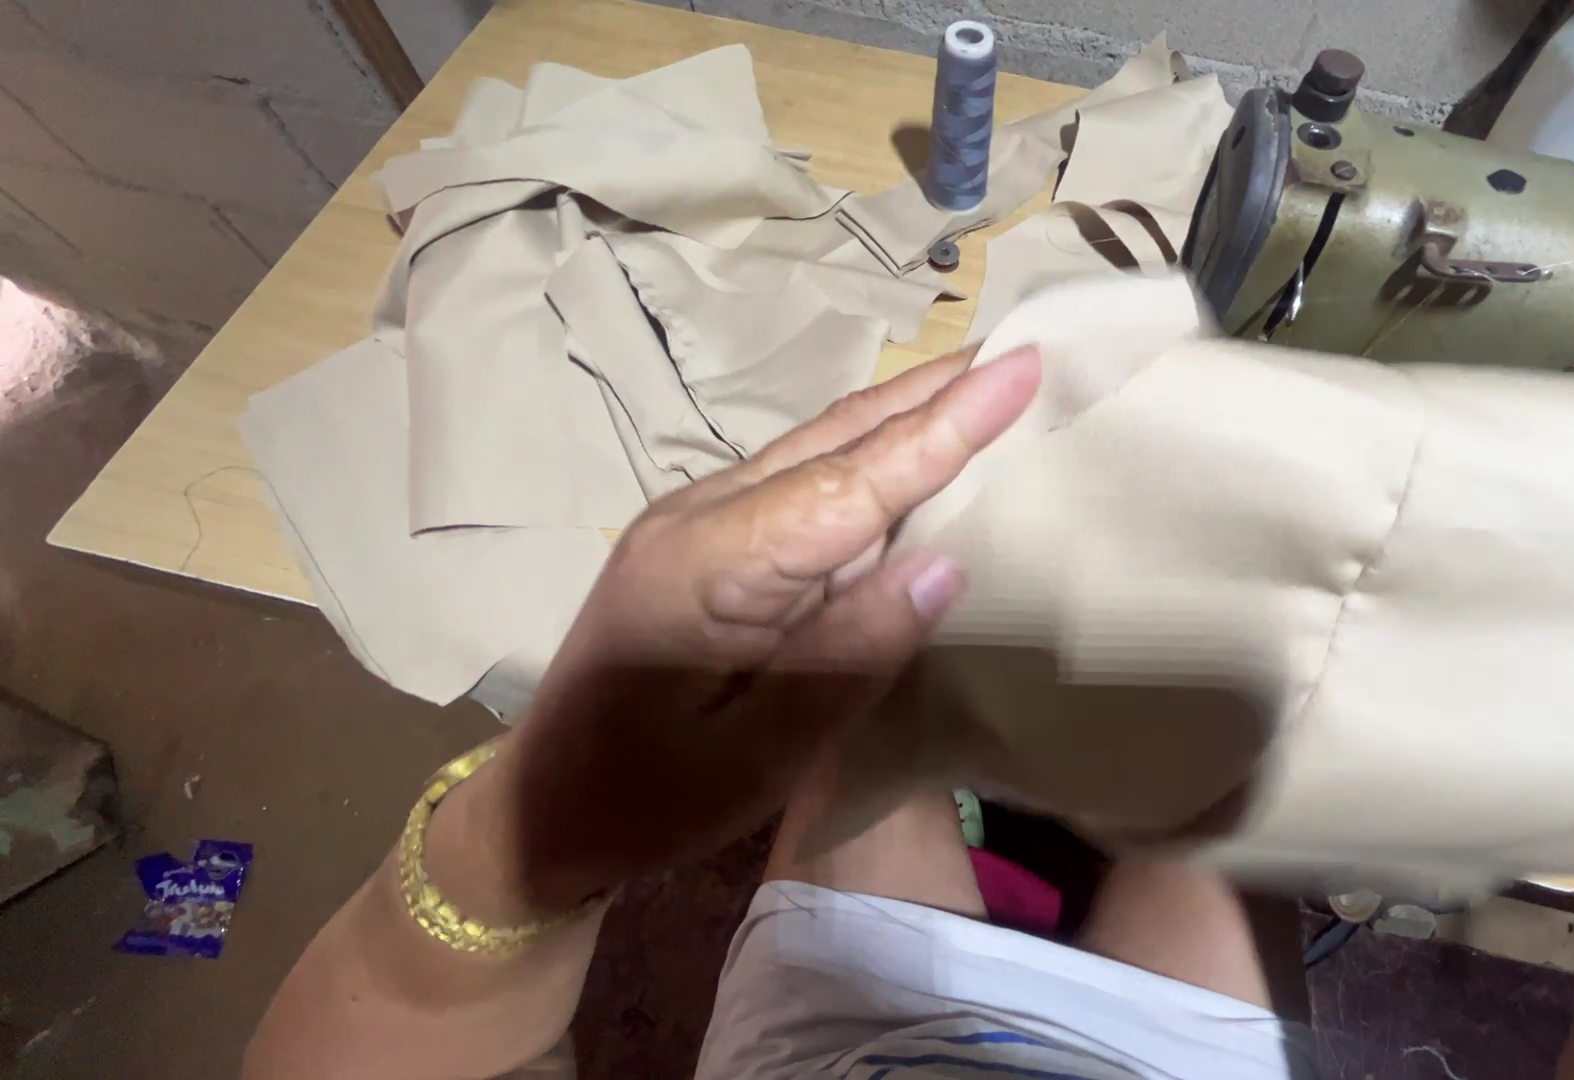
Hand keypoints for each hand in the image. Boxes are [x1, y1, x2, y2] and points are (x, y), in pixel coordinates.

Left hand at [434, 346, 1040, 919]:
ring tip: (983, 380)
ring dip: (905, 410)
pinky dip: (873, 453)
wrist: (546, 810)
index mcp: (710, 566)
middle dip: (933, 390)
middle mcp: (704, 515)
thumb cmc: (649, 797)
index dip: (942, 427)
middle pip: (837, 438)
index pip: (850, 482)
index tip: (1019, 366)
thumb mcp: (759, 755)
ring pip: (822, 446)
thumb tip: (944, 566)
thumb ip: (848, 657)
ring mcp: (701, 517)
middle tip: (1019, 349)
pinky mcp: (711, 536)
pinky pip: (806, 477)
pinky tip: (911, 450)